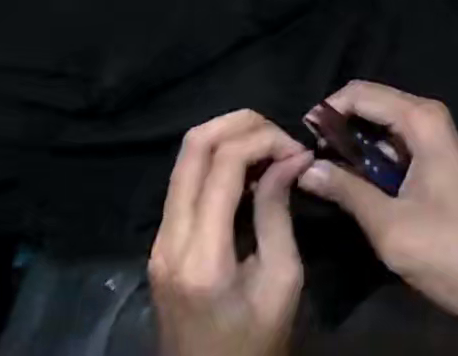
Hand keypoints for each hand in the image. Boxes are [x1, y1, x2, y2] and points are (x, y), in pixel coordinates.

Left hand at [150, 110, 315, 355]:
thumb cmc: (256, 342)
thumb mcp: (282, 280)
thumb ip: (278, 211)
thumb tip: (291, 155)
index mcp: (201, 255)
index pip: (224, 163)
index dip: (265, 140)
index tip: (298, 150)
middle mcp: (169, 238)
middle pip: (194, 145)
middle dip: (242, 123)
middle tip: (281, 136)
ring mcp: (159, 239)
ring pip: (186, 156)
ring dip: (230, 137)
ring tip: (269, 148)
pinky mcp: (162, 241)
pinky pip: (186, 178)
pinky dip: (219, 158)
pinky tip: (250, 169)